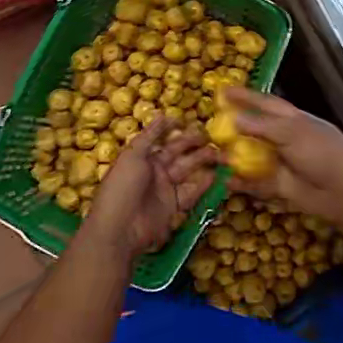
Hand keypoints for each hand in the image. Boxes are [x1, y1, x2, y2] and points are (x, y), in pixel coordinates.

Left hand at [75, 119, 217, 264]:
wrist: (120, 228)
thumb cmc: (122, 187)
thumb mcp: (132, 156)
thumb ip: (149, 136)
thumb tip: (162, 115)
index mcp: (143, 157)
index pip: (164, 140)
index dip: (177, 131)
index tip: (194, 123)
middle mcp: (155, 171)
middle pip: (179, 154)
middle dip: (195, 145)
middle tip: (214, 138)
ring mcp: (165, 189)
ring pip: (188, 171)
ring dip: (203, 162)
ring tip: (222, 154)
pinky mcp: (174, 206)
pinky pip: (191, 191)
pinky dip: (204, 184)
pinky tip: (216, 175)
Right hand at [222, 89, 342, 230]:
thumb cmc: (322, 153)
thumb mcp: (292, 132)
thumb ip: (261, 125)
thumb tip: (233, 118)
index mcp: (291, 119)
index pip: (263, 103)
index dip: (244, 96)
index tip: (222, 91)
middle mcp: (283, 138)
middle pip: (253, 130)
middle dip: (232, 128)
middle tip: (208, 127)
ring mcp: (280, 162)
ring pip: (250, 157)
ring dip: (232, 156)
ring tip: (210, 155)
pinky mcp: (278, 186)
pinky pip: (254, 183)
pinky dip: (240, 182)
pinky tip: (224, 180)